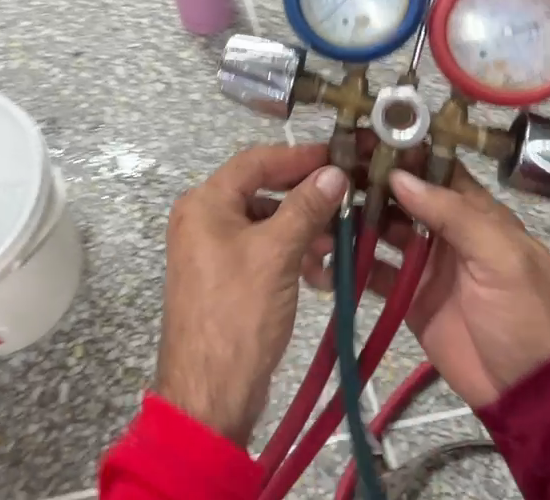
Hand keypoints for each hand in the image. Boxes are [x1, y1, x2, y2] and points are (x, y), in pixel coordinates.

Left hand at [155, 144, 348, 444]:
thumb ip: (305, 208)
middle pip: (260, 191)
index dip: (297, 156)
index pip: (255, 161)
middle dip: (304, 198)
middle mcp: (203, 218)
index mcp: (205, 202)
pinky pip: (261, 252)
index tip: (337, 156)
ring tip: (339, 243)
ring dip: (301, 230)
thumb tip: (334, 173)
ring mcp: (211, 249)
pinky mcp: (224, 277)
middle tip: (346, 200)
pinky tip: (320, 273)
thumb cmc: (239, 313)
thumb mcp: (277, 254)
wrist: (209, 393)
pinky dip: (289, 255)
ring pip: (264, 224)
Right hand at [303, 162, 549, 408]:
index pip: (433, 169)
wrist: (529, 392)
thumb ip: (453, 214)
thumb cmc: (525, 315)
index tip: (361, 138)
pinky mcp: (405, 294)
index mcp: (474, 212)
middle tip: (327, 171)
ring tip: (317, 210)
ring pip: (380, 228)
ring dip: (352, 218)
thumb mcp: (501, 257)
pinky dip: (347, 262)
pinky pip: (372, 270)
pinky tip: (321, 255)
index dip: (401, 152)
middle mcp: (444, 229)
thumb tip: (400, 176)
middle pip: (400, 194)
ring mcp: (422, 261)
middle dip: (366, 181)